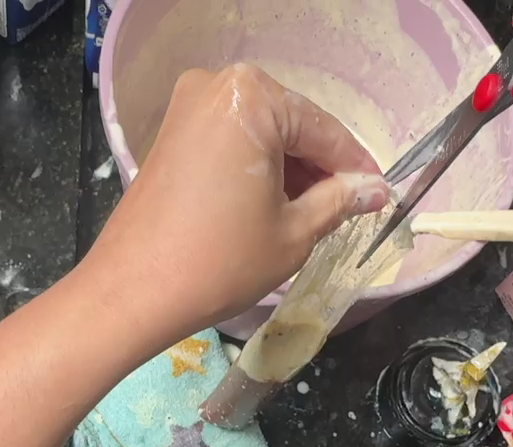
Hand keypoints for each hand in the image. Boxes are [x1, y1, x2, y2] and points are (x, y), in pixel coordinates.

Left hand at [79, 64, 391, 345]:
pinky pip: (227, 149)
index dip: (356, 167)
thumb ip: (339, 202)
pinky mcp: (168, 141)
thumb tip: (375, 190)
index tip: (380, 193)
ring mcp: (186, 112)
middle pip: (289, 127)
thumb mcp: (293, 235)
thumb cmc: (219, 263)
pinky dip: (253, 175)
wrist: (133, 294)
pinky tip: (268, 211)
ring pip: (257, 139)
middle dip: (318, 171)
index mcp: (253, 96)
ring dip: (287, 174)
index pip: (323, 129)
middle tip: (344, 212)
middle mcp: (216, 87)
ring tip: (308, 220)